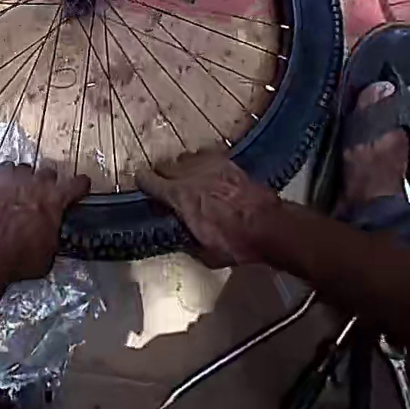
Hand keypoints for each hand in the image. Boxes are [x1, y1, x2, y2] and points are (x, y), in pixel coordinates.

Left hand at [0, 165, 89, 286]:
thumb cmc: (20, 258)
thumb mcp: (49, 254)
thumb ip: (54, 234)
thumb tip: (51, 233)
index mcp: (56, 200)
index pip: (77, 184)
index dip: (80, 185)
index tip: (81, 186)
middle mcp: (38, 184)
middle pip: (49, 172)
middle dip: (47, 184)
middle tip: (42, 196)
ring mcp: (16, 178)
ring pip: (26, 169)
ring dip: (25, 180)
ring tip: (19, 193)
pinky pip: (5, 169)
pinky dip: (6, 177)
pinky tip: (3, 187)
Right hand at [137, 151, 284, 266]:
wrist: (269, 225)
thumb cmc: (236, 243)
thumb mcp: (204, 253)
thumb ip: (186, 239)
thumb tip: (180, 235)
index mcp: (180, 197)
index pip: (150, 181)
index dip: (142, 182)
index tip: (140, 182)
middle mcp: (190, 176)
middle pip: (165, 166)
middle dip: (161, 175)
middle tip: (164, 186)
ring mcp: (209, 165)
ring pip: (184, 158)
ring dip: (182, 168)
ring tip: (187, 179)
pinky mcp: (227, 162)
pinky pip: (205, 155)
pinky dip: (202, 162)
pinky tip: (207, 172)